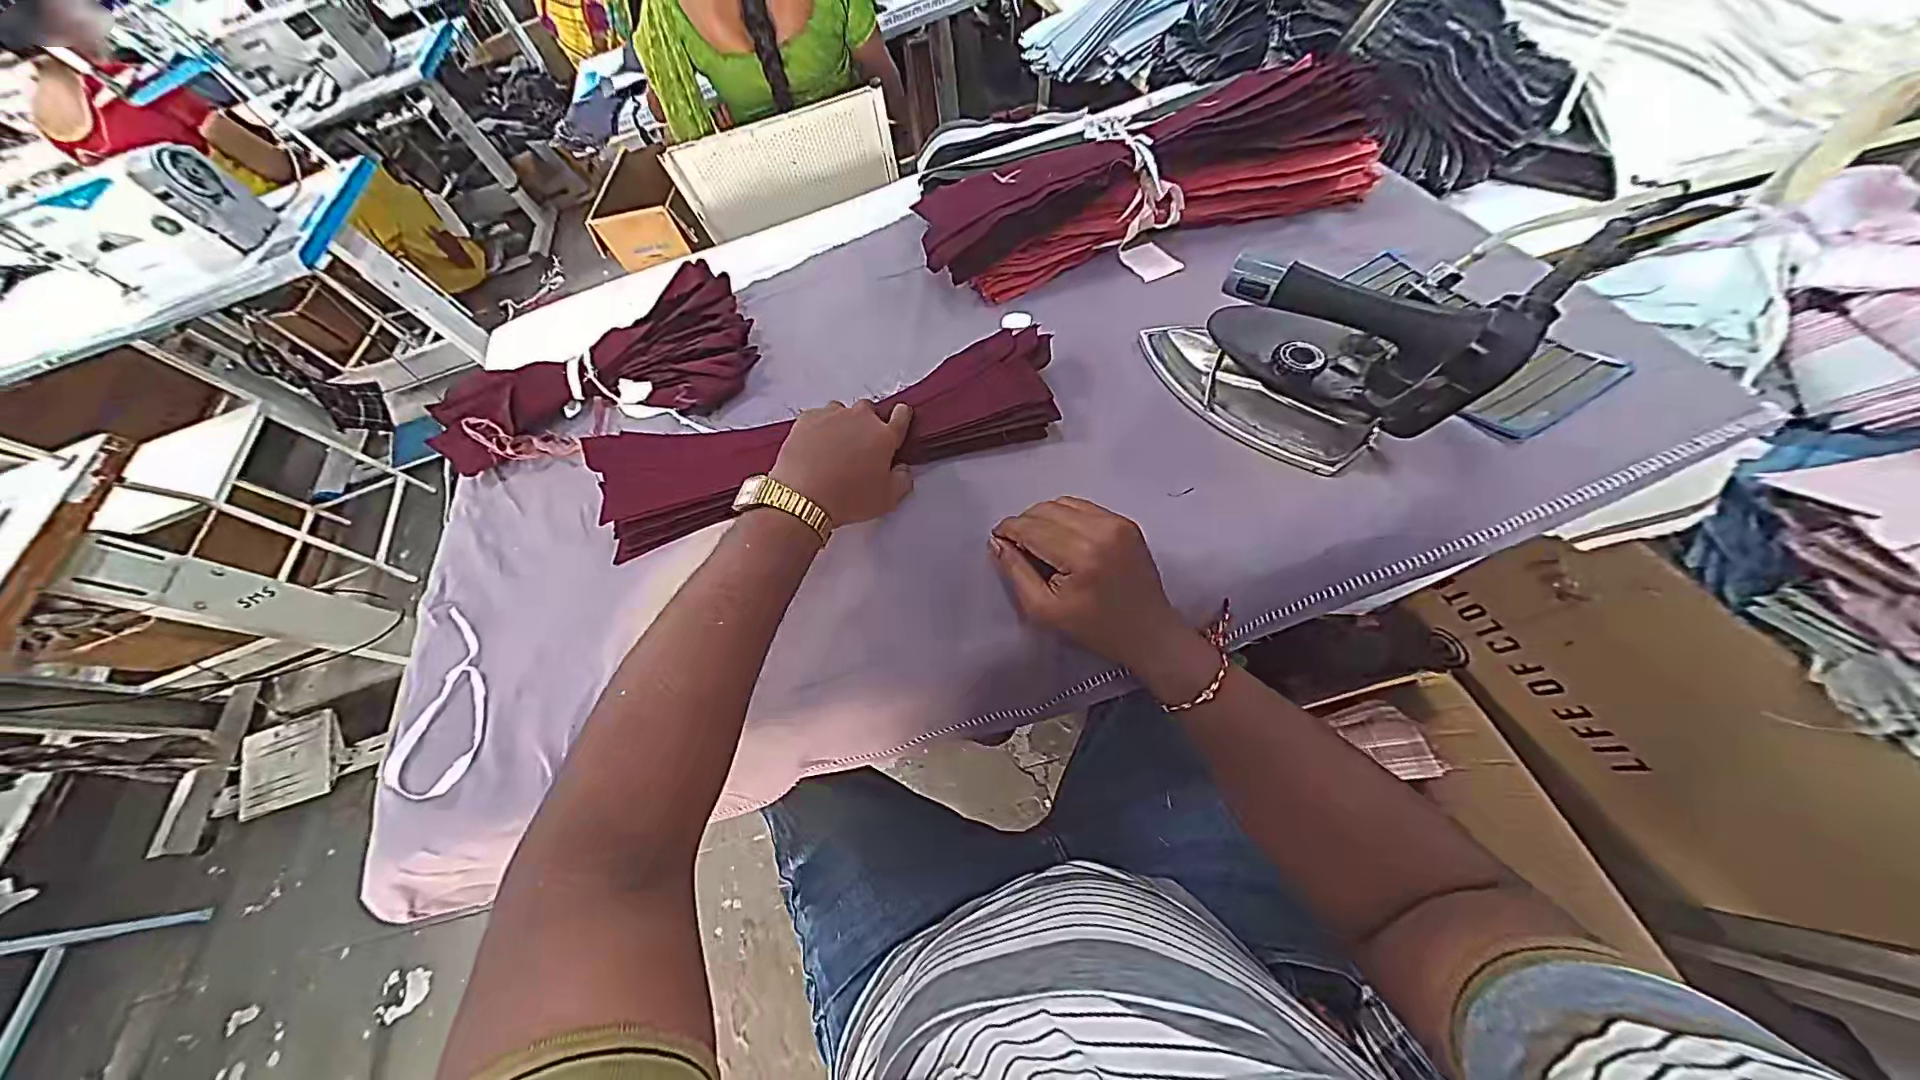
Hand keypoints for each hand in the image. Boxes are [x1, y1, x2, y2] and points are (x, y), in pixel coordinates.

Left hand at [769, 401, 913, 527]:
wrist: (804, 498)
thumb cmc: (844, 497)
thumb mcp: (887, 499)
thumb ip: (902, 480)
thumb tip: (902, 472)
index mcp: (884, 436)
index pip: (901, 416)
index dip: (901, 417)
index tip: (900, 418)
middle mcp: (860, 419)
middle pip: (870, 411)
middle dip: (868, 426)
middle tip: (861, 449)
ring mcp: (832, 416)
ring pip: (843, 412)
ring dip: (843, 426)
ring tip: (836, 451)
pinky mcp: (807, 419)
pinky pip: (818, 417)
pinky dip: (819, 428)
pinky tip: (816, 449)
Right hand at [989, 498, 1198, 671]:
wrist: (1148, 632)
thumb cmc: (1094, 628)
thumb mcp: (1044, 610)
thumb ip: (1016, 572)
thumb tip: (997, 542)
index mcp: (1081, 554)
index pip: (1031, 527)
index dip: (1008, 531)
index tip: (998, 541)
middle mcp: (1101, 530)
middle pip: (1044, 510)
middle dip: (1024, 524)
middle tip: (1018, 548)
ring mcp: (1117, 522)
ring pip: (1062, 503)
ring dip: (1044, 519)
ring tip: (1041, 544)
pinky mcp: (1125, 523)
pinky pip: (1083, 507)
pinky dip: (1066, 518)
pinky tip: (1064, 540)